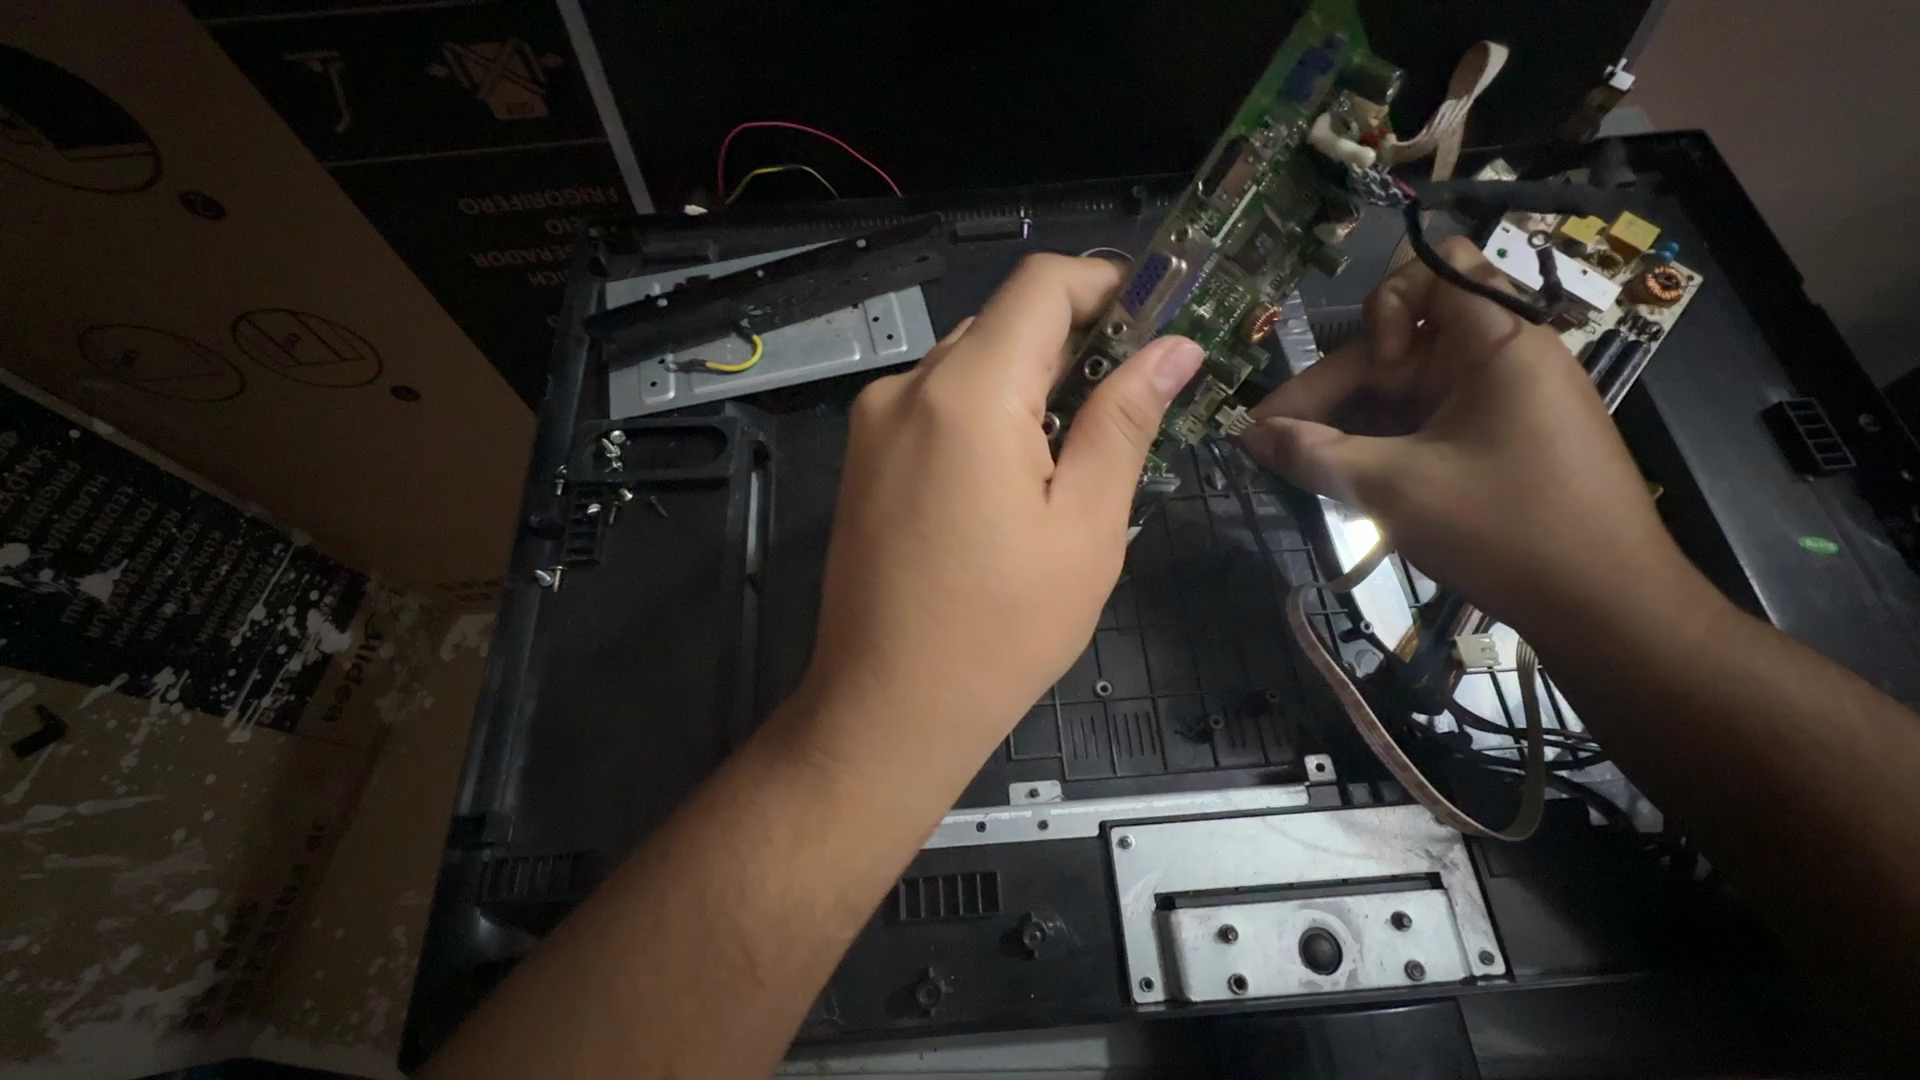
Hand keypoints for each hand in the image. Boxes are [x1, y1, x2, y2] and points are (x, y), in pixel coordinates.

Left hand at [802, 255, 1204, 756]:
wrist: (888, 705)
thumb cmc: (1000, 629)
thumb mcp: (1084, 526)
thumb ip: (1123, 423)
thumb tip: (1172, 350)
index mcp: (967, 393)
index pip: (1041, 285)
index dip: (1105, 284)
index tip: (1154, 321)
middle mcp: (907, 388)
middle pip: (1002, 321)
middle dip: (1073, 341)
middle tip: (1130, 398)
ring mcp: (874, 423)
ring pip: (968, 363)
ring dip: (1029, 382)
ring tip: (1075, 449)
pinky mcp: (862, 458)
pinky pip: (934, 405)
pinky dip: (985, 413)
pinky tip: (1014, 473)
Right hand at [1241, 237, 1710, 639]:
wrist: (1606, 608)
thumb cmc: (1506, 530)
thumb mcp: (1394, 489)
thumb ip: (1313, 455)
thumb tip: (1248, 435)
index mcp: (1495, 343)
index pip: (1432, 270)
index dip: (1384, 305)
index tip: (1370, 367)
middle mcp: (1498, 360)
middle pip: (1397, 346)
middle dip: (1332, 391)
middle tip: (1271, 441)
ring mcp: (1498, 404)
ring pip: (1402, 392)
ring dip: (1349, 425)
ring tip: (1299, 468)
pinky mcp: (1495, 443)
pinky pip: (1422, 424)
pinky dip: (1379, 445)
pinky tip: (1343, 480)